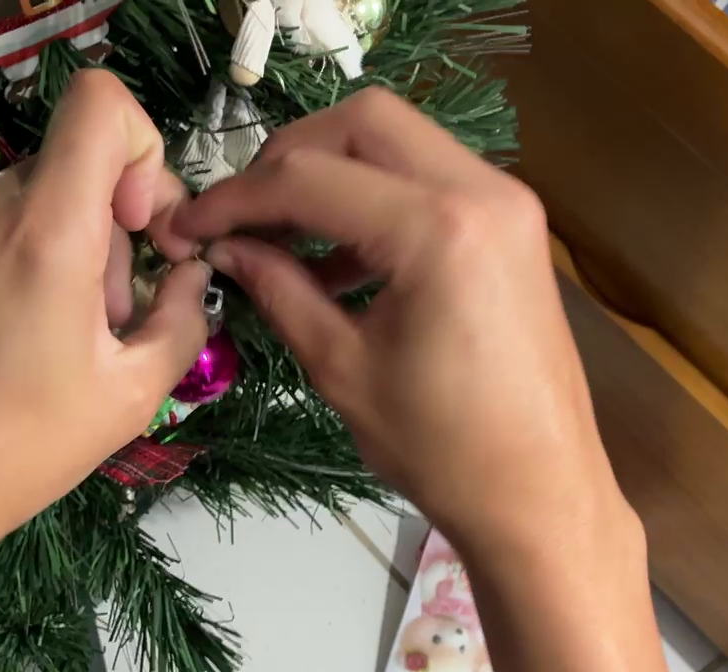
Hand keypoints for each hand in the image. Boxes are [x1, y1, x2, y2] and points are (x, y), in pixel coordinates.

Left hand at [0, 70, 212, 565]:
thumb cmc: (22, 449)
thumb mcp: (131, 396)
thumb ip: (182, 319)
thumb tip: (188, 278)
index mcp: (44, 230)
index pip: (101, 104)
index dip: (142, 152)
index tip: (141, 229)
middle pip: (74, 170)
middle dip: (112, 235)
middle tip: (109, 324)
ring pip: (33, 206)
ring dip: (68, 259)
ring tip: (59, 347)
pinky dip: (21, 269)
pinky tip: (12, 348)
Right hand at [172, 88, 630, 567]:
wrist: (536, 491)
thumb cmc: (439, 448)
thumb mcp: (342, 369)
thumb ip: (280, 292)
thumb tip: (226, 250)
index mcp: (437, 231)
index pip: (311, 178)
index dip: (236, 198)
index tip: (191, 224)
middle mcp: (482, 191)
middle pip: (362, 123)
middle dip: (287, 158)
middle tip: (239, 215)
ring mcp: (505, 204)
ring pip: (398, 145)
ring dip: (330, 177)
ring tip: (276, 239)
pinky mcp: (509, 228)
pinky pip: (427, 185)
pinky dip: (372, 206)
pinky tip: (331, 263)